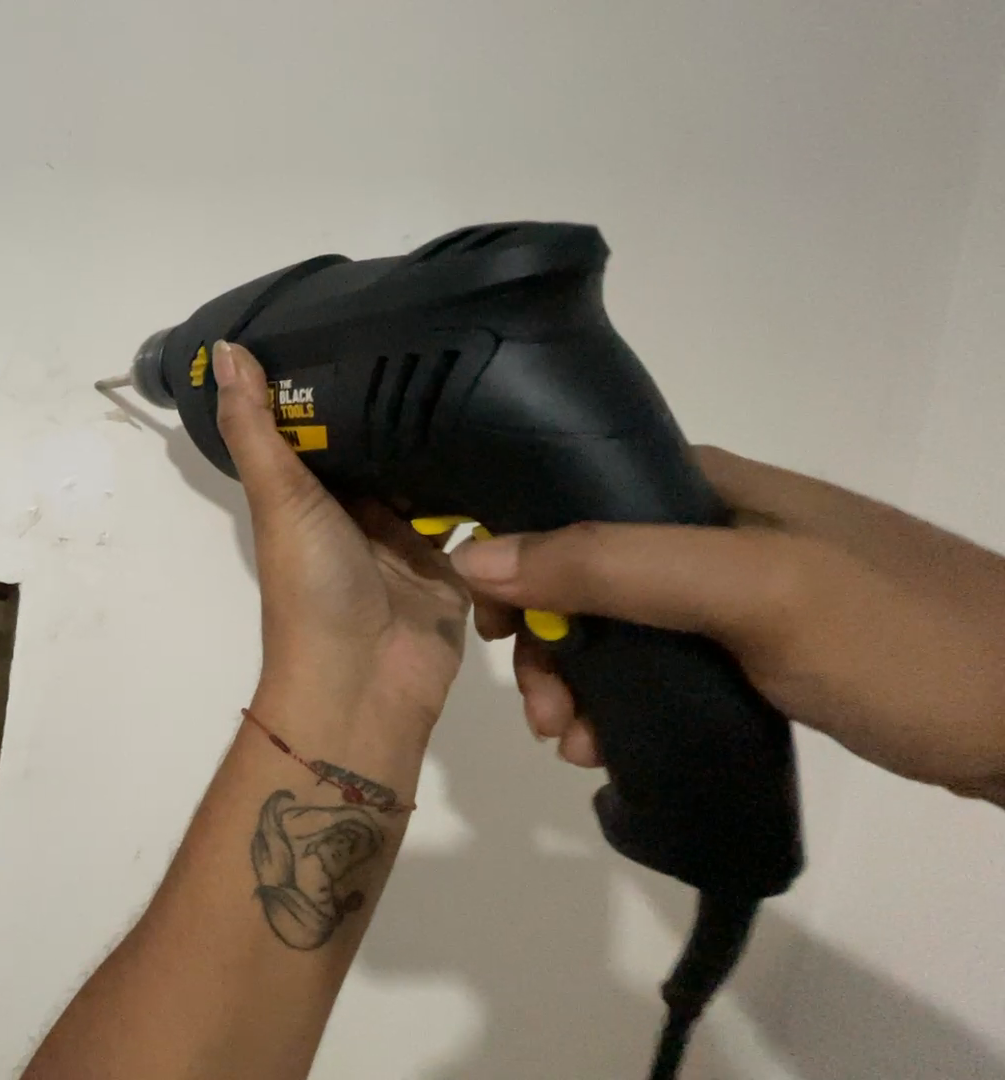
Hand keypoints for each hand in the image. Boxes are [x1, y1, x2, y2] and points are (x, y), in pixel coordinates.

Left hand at [213, 341, 468, 735]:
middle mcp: (353, 508)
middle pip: (382, 444)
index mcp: (306, 492)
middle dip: (408, 401)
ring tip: (496, 363)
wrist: (363, 679)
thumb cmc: (310, 584)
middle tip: (455, 329)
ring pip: (432, 473)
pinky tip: (526, 431)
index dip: (338, 376)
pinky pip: (477, 514)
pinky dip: (492, 485)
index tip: (371, 311)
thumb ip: (255, 428)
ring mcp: (405, 535)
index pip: (321, 422)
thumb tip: (226, 350)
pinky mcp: (453, 561)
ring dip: (454, 437)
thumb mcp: (278, 497)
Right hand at [452, 446, 1004, 805]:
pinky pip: (641, 661)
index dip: (506, 561)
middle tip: (544, 713)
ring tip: (575, 745)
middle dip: (540, 645)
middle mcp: (693, 525)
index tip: (493, 630)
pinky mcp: (739, 641)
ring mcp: (719, 585)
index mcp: (689, 484)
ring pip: (600, 624)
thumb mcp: (752, 591)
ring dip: (569, 683)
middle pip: (568, 574)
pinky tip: (606, 745)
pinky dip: (610, 703)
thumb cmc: (907, 644)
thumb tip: (466, 558)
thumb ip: (607, 565)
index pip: (552, 502)